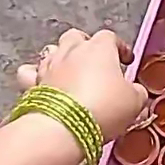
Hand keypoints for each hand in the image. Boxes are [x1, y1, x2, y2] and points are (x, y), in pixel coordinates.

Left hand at [0, 28, 146, 141]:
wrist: (64, 128)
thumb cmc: (103, 108)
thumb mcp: (134, 102)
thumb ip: (136, 93)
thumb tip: (136, 93)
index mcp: (99, 48)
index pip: (110, 37)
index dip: (120, 47)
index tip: (126, 60)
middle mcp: (70, 51)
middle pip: (75, 36)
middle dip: (84, 45)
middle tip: (94, 62)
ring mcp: (48, 66)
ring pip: (50, 51)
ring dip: (59, 59)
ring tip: (67, 73)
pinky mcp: (32, 85)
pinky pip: (28, 74)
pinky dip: (32, 77)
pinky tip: (38, 84)